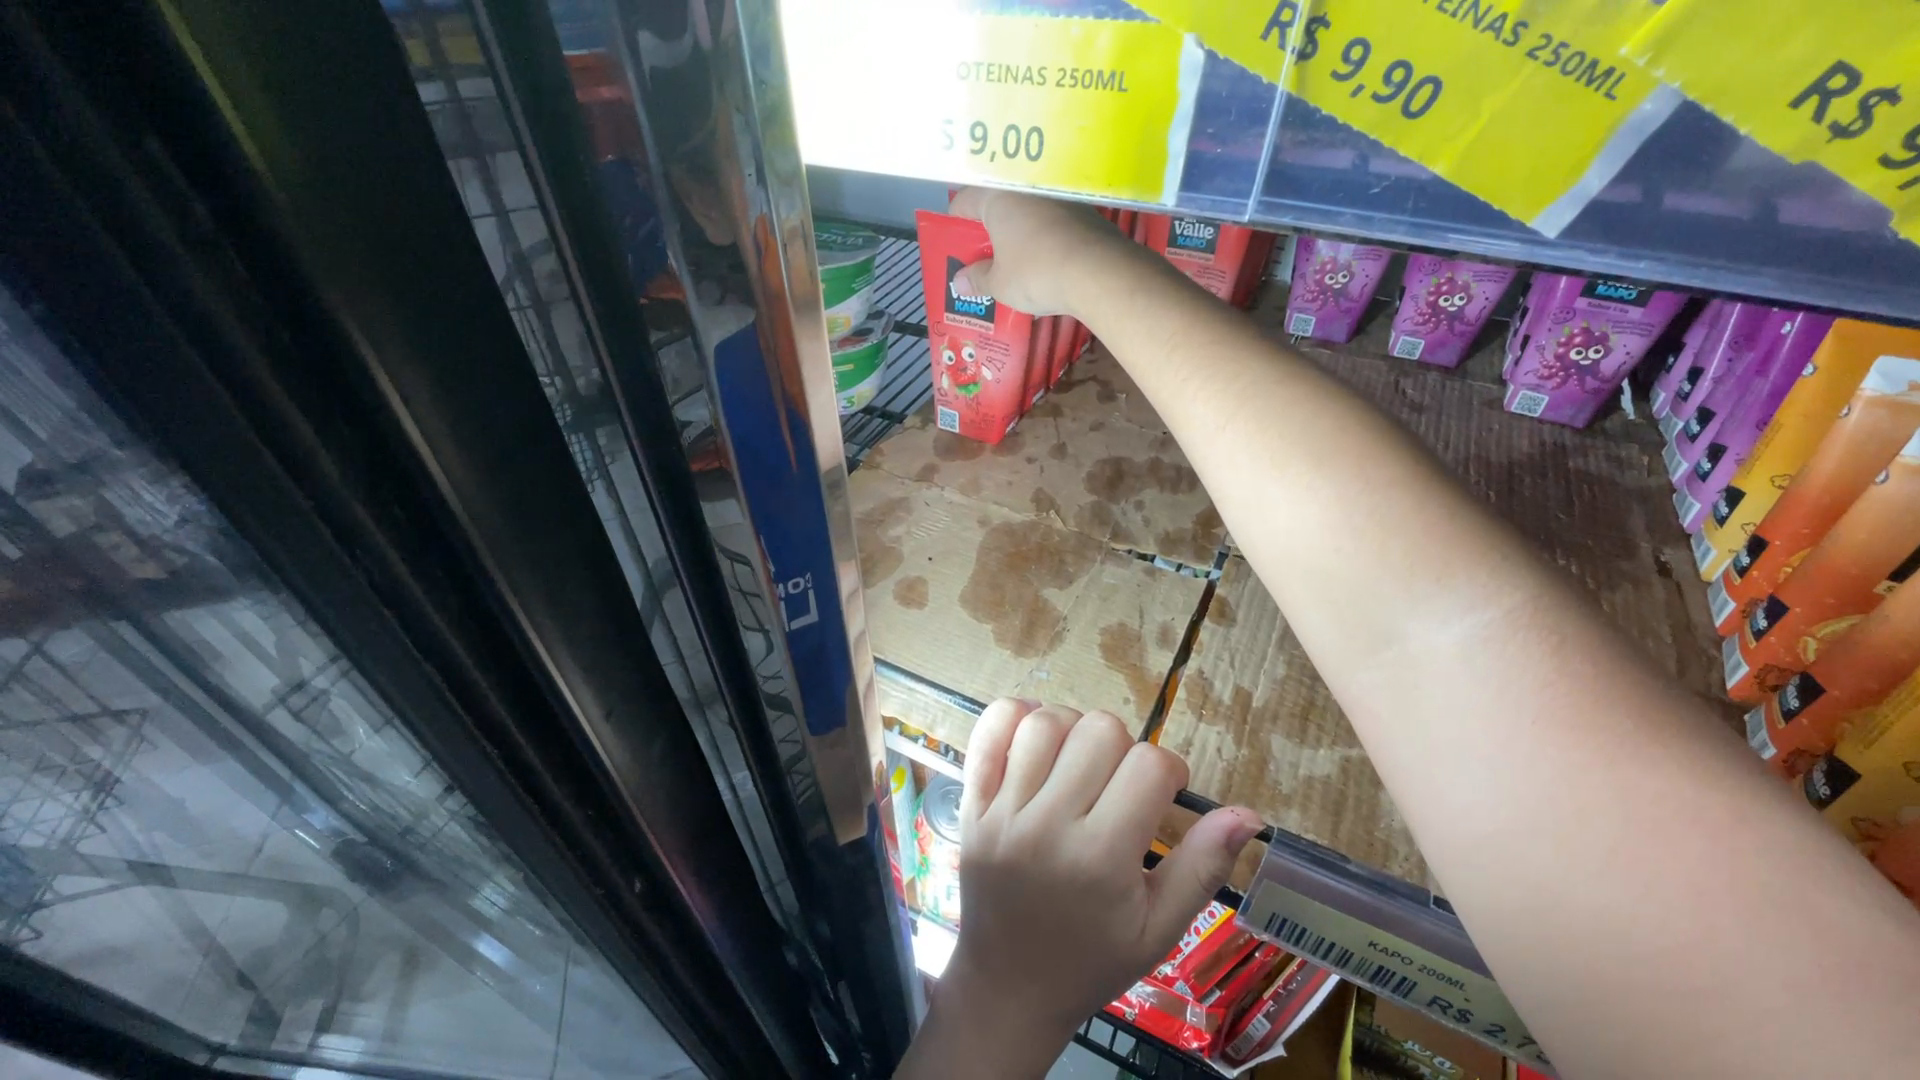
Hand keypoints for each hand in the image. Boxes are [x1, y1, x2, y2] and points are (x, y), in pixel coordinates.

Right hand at [947, 188, 1143, 316]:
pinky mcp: (1084, 211)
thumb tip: (959, 281)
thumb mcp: (999, 284)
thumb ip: (977, 280)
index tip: (955, 247)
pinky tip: (1045, 266)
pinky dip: (1044, 240)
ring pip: (1027, 214)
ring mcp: (1058, 196)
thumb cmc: (1036, 273)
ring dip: (1018, 236)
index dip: (955, 226)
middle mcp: (1026, 186)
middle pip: (997, 207)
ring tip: (1015, 267)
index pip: (963, 203)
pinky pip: (1052, 224)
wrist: (1099, 272)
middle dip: (988, 234)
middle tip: (983, 261)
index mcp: (997, 197)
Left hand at [951, 700, 1262, 1033]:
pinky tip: (1038, 735)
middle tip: (1120, 784)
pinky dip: (1015, 715)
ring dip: (1074, 729)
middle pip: (1099, 731)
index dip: (1170, 770)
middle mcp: (1047, 825)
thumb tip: (1249, 813)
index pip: (1149, 766)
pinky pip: (988, 731)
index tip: (1164, 795)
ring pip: (1046, 722)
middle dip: (1124, 747)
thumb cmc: (1091, 960)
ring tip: (1080, 761)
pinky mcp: (972, 803)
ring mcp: (1002, 810)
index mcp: (1100, 858)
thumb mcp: (1159, 930)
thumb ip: (1202, 867)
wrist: (1008, 985)